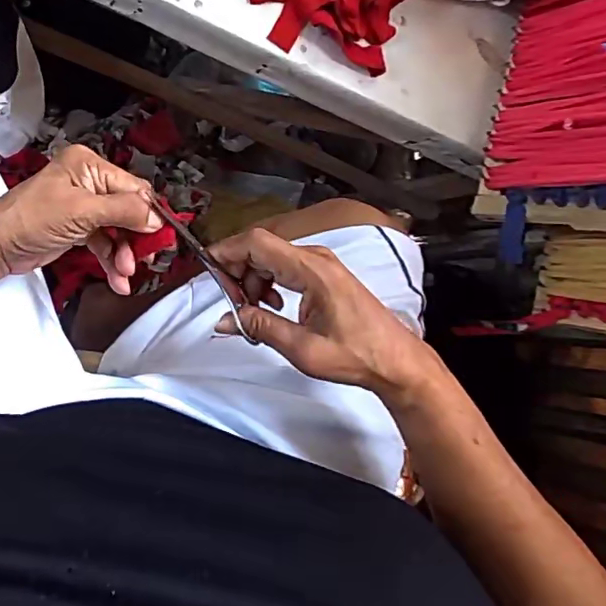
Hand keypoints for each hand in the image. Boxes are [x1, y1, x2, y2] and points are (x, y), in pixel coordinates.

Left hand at [0, 145, 161, 294]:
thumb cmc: (29, 218)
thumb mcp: (81, 211)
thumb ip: (122, 212)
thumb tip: (155, 217)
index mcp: (87, 165)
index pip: (131, 186)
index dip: (148, 212)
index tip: (163, 236)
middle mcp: (86, 181)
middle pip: (127, 209)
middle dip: (136, 236)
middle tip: (145, 259)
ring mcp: (81, 206)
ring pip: (117, 228)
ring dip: (124, 252)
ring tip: (125, 272)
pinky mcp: (75, 228)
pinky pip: (103, 242)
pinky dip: (111, 259)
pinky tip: (118, 279)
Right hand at [207, 227, 443, 406]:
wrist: (398, 362)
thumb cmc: (359, 355)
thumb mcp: (302, 348)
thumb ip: (259, 327)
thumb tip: (225, 319)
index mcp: (312, 269)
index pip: (256, 242)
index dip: (226, 251)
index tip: (208, 270)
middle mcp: (315, 258)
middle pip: (259, 247)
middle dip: (236, 271)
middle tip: (231, 301)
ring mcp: (319, 263)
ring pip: (268, 256)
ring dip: (251, 279)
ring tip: (252, 310)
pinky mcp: (321, 273)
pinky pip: (282, 265)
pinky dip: (267, 282)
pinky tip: (271, 306)